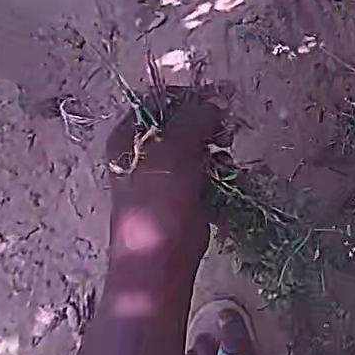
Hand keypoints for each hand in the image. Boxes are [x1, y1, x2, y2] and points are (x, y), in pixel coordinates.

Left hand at [105, 94, 224, 273]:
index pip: (158, 100)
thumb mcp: (173, 151)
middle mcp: (143, 150)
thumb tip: (213, 103)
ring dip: (214, 143)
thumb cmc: (159, 203)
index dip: (189, 95)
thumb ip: (193, 119)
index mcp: (128, 136)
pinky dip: (216, 165)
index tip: (218, 97)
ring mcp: (163, 171)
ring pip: (195, 143)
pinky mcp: (182, 190)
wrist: (161, 259)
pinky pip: (202, 166)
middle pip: (179, 121)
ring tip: (226, 150)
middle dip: (206, 120)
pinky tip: (225, 170)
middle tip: (226, 126)